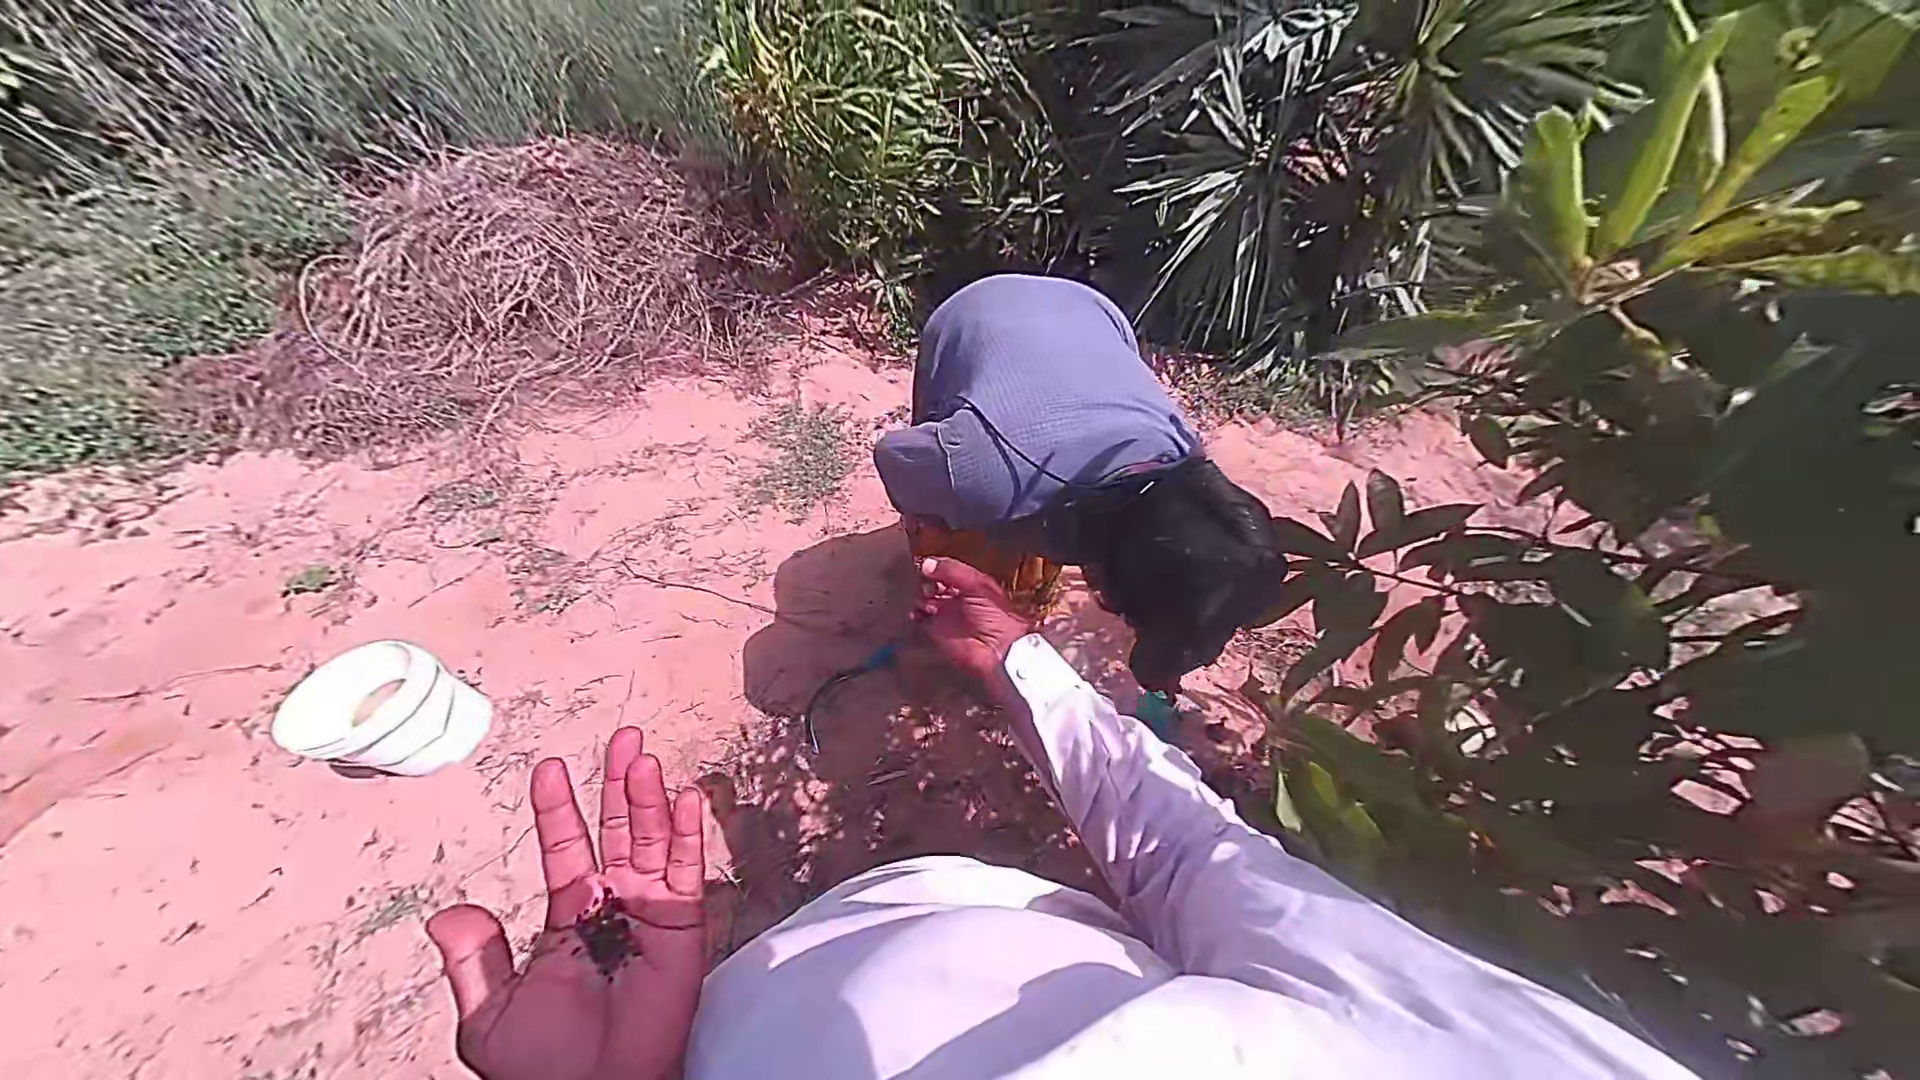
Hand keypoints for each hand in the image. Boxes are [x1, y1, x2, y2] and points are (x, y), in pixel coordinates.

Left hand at [426, 728, 705, 1079]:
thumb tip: (445, 912)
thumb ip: (477, 960)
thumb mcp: (494, 1014)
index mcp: (571, 910)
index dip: (557, 807)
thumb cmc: (544, 1063)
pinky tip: (685, 798)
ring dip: (650, 796)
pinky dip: (688, 831)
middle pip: (619, 825)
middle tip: (624, 738)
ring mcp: (652, 901)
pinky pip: (687, 865)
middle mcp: (614, 895)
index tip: (549, 767)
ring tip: (644, 760)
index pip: (565, 845)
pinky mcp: (685, 914)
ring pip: (653, 835)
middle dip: (619, 781)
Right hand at [912, 556, 1030, 687]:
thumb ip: (951, 571)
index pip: (944, 568)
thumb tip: (926, 564)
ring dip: (917, 595)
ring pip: (922, 598)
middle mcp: (954, 596)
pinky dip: (914, 613)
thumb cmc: (994, 614)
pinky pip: (919, 618)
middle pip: (930, 582)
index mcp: (967, 582)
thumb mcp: (976, 584)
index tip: (922, 564)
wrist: (996, 647)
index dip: (933, 565)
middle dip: (923, 580)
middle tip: (921, 583)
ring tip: (920, 596)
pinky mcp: (936, 630)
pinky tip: (915, 610)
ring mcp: (944, 612)